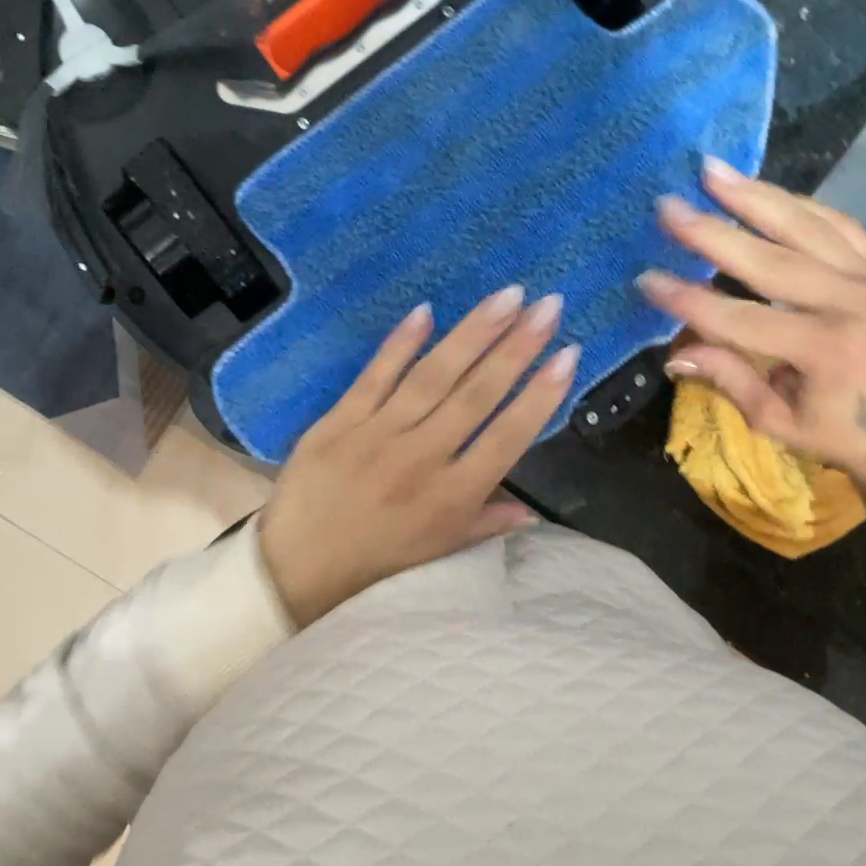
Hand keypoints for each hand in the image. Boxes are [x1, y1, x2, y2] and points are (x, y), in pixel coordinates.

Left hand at [258, 287, 579, 626]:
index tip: (569, 355)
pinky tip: (428, 311)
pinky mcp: (338, 422)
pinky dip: (401, 343)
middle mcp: (420, 460)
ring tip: (507, 297)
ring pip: (433, 376)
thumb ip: (485, 525)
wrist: (296, 568)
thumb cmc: (374, 566)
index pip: (507, 438)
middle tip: (548, 304)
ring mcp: (377, 436)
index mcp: (451, 498)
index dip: (540, 395)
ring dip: (473, 333)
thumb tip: (532, 512)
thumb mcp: (438, 553)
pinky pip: (375, 376)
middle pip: (476, 395)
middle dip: (517, 347)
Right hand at [637, 158, 865, 487]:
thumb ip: (729, 379)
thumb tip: (674, 356)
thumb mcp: (776, 420)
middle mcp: (850, 304)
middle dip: (714, 233)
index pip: (741, 319)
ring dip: (756, 196)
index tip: (647, 280)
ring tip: (713, 171)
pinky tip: (763, 191)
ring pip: (807, 226)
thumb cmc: (837, 433)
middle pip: (771, 260)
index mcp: (823, 350)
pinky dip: (799, 204)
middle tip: (670, 207)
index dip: (689, 301)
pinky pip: (837, 224)